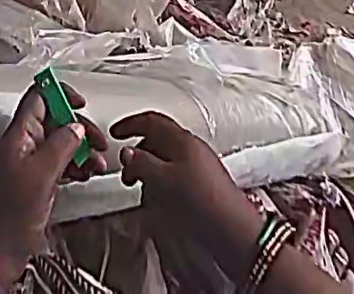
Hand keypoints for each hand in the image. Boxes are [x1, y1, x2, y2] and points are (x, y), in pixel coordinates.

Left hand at [0, 84, 111, 287]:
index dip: (59, 92)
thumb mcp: (41, 174)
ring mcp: (32, 162)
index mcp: (20, 133)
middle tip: (97, 140)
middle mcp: (25, 143)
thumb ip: (60, 146)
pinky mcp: (39, 180)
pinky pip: (62, 162)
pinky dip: (77, 164)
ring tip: (97, 160)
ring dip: (82, 148)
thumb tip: (76, 126)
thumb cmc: (10, 214)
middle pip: (54, 119)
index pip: (38, 96)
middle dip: (78, 126)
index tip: (79, 101)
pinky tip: (87, 172)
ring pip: (61, 142)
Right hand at [112, 111, 263, 276]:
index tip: (116, 132)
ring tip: (140, 187)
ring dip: (148, 169)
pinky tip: (158, 198)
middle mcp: (192, 149)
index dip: (131, 124)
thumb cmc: (204, 201)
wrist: (237, 234)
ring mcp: (199, 167)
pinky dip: (160, 181)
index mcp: (183, 140)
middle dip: (138, 152)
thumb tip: (127, 153)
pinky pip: (174, 174)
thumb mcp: (165, 180)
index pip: (152, 120)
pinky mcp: (203, 185)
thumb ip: (142, 163)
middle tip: (126, 168)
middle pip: (157, 140)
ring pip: (165, 159)